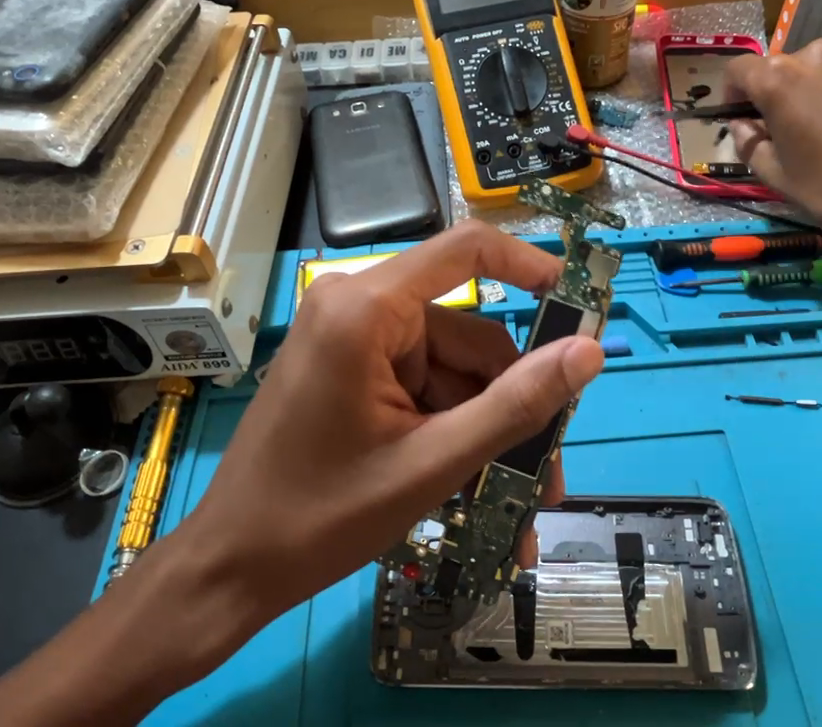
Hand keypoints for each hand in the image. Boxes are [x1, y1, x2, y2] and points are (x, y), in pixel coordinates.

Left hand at [151, 222, 604, 630]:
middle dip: (512, 403)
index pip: (466, 251)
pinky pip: (424, 391)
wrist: (231, 571)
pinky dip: (453, 434)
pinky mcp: (354, 374)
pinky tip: (478, 494)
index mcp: (365, 309)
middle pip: (468, 335)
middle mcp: (358, 309)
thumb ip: (515, 405)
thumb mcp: (432, 464)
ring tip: (520, 504)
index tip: (582, 309)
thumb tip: (590, 350)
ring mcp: (354, 343)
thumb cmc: (321, 517)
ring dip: (488, 432)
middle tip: (549, 472)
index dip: (530, 268)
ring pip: (452, 373)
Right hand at [724, 41, 821, 294]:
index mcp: (780, 81)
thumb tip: (743, 126)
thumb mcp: (778, 179)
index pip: (740, 69)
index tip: (742, 118)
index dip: (734, 94)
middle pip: (784, 67)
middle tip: (790, 132)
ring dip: (818, 91)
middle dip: (780, 94)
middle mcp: (818, 56)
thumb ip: (750, 144)